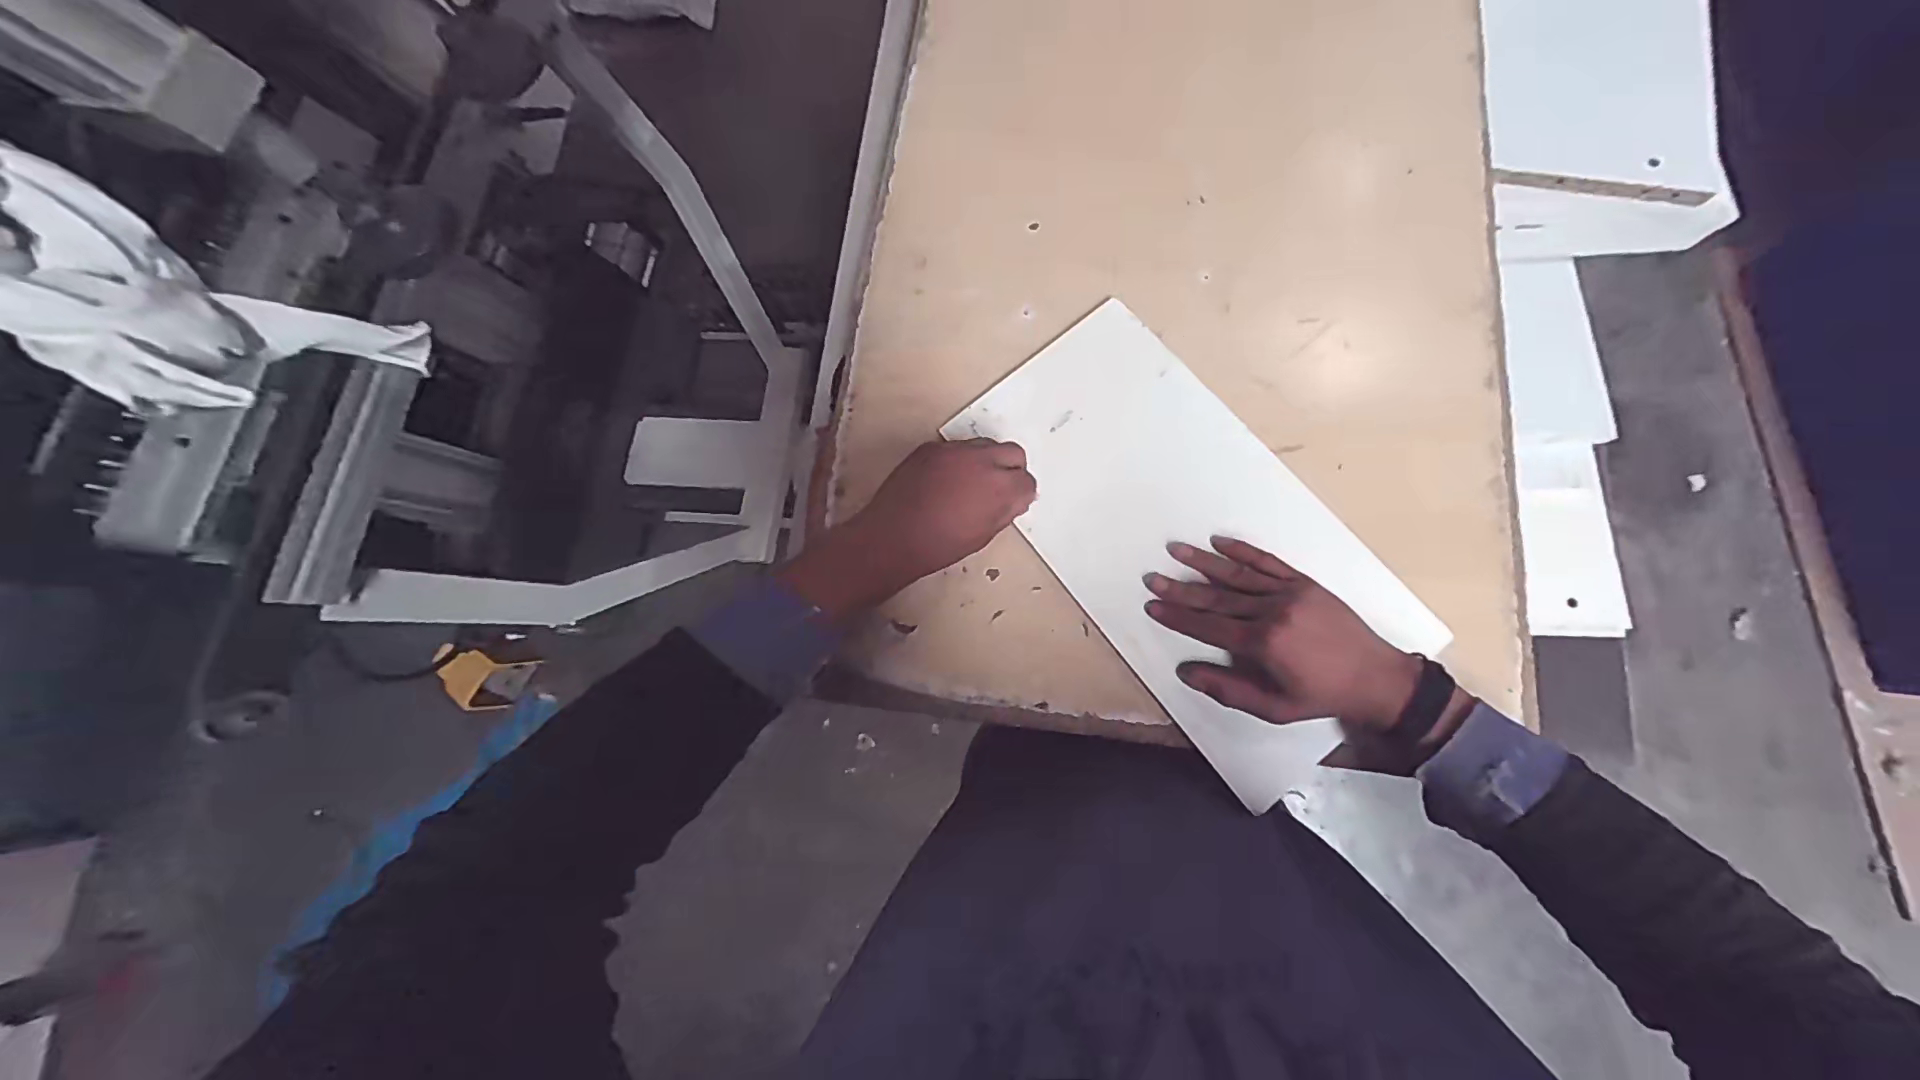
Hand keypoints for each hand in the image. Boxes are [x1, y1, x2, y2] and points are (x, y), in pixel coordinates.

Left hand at [778, 439, 1036, 617]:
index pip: (1027, 480)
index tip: (1014, 500)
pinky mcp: (931, 448)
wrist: (893, 537)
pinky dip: (958, 460)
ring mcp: (954, 451)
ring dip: (985, 461)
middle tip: (1000, 487)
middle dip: (1011, 469)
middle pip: (1013, 452)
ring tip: (970, 485)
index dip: (1021, 492)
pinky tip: (946, 481)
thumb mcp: (981, 536)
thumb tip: (1014, 501)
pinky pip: (956, 448)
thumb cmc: (935, 545)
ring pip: (984, 445)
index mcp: (999, 488)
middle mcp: (980, 461)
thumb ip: (1003, 512)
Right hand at [1144, 537, 1472, 768]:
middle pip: (1215, 597)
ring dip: (1202, 562)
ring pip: (1237, 575)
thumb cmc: (1321, 696)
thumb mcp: (1274, 708)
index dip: (1177, 617)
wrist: (1377, 678)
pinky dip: (1242, 551)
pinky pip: (1268, 562)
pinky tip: (1219, 542)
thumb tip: (1186, 671)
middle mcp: (1272, 612)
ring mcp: (1289, 593)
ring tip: (1175, 550)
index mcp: (1263, 644)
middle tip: (1152, 579)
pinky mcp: (1304, 583)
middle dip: (1180, 589)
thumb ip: (1227, 690)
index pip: (1208, 626)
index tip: (1153, 606)